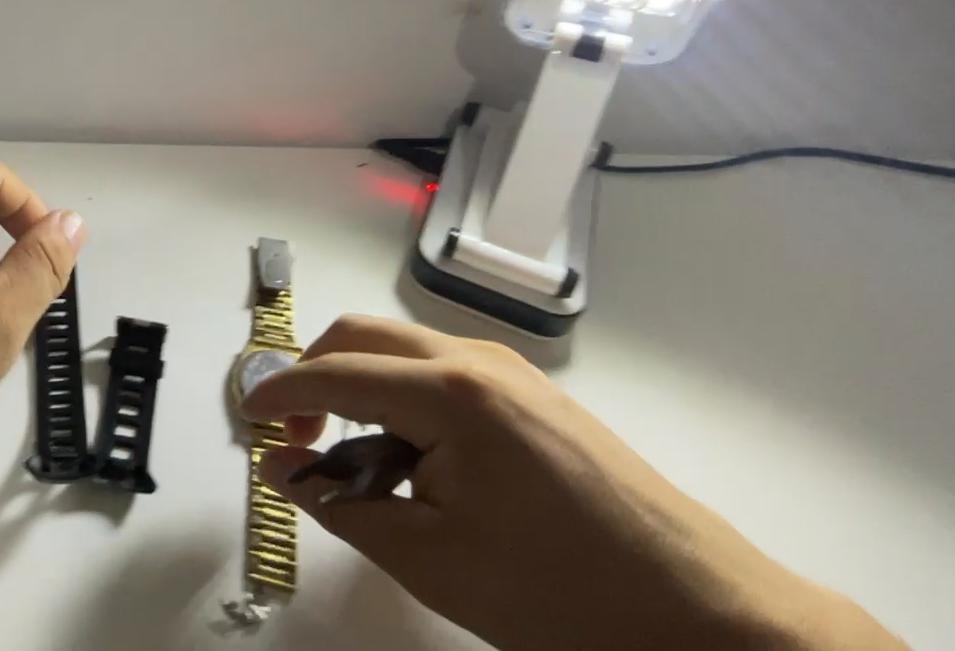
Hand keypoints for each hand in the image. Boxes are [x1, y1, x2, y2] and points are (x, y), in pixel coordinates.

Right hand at [241, 316, 906, 650]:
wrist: (707, 618)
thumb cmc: (563, 595)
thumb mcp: (430, 560)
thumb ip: (339, 505)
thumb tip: (282, 469)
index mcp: (450, 394)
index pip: (334, 373)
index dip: (278, 394)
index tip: (247, 422)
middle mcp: (475, 360)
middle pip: (360, 336)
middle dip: (312, 374)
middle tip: (297, 437)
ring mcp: (507, 371)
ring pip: (398, 348)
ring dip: (355, 382)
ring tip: (350, 454)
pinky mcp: (528, 392)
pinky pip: (437, 370)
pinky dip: (396, 394)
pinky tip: (406, 454)